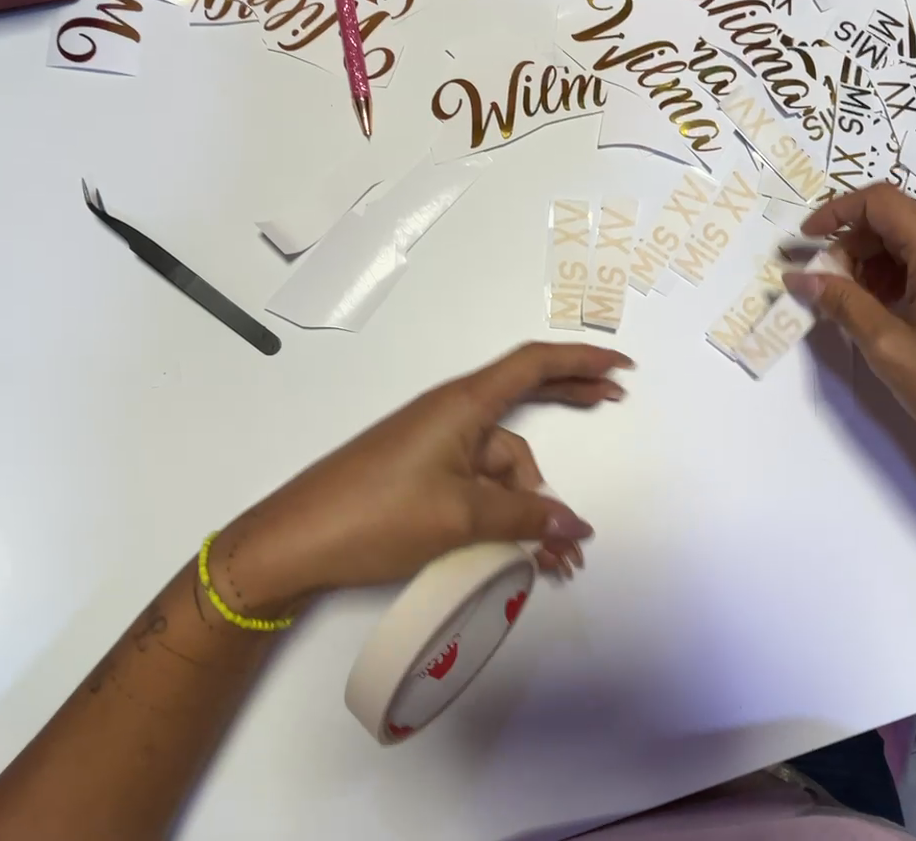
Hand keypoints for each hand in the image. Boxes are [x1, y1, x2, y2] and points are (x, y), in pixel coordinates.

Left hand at [210, 343, 632, 610]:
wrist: (294, 542)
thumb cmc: (378, 515)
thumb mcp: (460, 518)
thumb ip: (524, 518)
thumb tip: (576, 526)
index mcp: (463, 405)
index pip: (533, 364)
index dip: (581, 359)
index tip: (620, 366)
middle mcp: (453, 416)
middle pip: (524, 404)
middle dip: (570, 405)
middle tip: (615, 403)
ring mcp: (437, 447)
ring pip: (503, 465)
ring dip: (534, 503)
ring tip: (556, 557)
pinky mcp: (424, 475)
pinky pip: (480, 485)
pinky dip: (505, 511)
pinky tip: (522, 549)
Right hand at [786, 184, 915, 511]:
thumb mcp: (887, 345)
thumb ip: (841, 302)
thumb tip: (802, 277)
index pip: (882, 203)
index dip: (836, 213)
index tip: (808, 242)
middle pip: (904, 222)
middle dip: (857, 245)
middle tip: (830, 287)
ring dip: (884, 264)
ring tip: (862, 308)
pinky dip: (914, 278)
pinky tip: (901, 318)